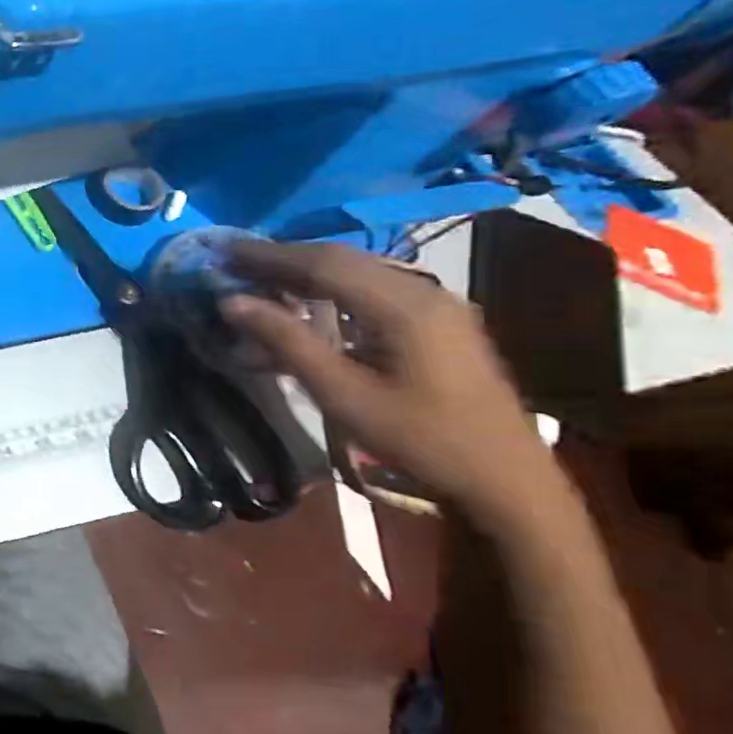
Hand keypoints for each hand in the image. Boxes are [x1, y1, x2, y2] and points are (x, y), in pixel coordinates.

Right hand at [220, 240, 558, 519]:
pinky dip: (334, 288)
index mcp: (402, 305)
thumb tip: (232, 302)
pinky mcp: (438, 318)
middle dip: (285, 258)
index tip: (225, 252)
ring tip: (265, 280)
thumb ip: (288, 342)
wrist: (507, 481)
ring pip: (358, 270)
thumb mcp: (345, 396)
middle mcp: (422, 289)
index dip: (269, 256)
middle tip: (237, 263)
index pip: (322, 263)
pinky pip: (375, 287)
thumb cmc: (422, 442)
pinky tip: (312, 302)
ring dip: (308, 271)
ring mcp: (435, 301)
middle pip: (341, 259)